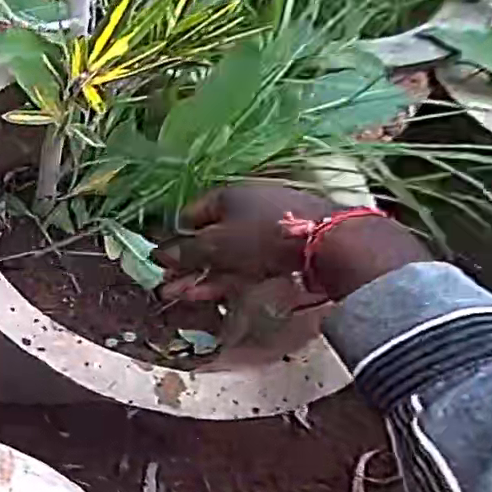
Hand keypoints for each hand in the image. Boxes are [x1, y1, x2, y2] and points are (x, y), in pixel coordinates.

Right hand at [154, 184, 429, 301]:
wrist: (333, 244)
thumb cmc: (263, 236)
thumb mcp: (215, 244)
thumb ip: (184, 251)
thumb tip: (158, 254)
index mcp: (228, 195)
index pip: (190, 215)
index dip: (175, 237)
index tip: (164, 258)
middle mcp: (248, 206)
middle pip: (209, 237)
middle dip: (187, 264)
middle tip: (169, 284)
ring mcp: (269, 226)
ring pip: (227, 254)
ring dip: (202, 275)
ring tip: (181, 296)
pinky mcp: (286, 246)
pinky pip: (248, 262)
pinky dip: (227, 277)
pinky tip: (210, 293)